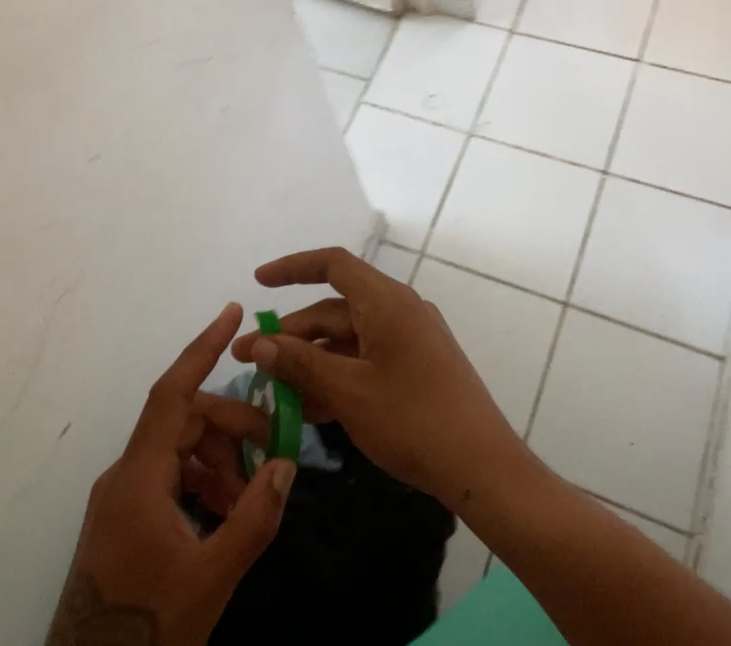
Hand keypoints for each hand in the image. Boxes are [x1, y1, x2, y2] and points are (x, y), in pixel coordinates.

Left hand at [49, 303, 296, 645]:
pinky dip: (202, 480)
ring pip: (179, 449)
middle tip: (275, 455)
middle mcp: (124, 476)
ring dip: (220, 460)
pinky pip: (168, 476)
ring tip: (249, 495)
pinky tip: (225, 510)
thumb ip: (254, 517)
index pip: (171, 395)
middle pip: (185, 422)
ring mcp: (121, 497)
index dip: (202, 350)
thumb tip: (286, 465)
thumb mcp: (212, 576)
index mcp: (138, 479)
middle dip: (234, 429)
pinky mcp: (124, 517)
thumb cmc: (149, 625)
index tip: (231, 314)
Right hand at [231, 247, 530, 509]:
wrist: (480, 465)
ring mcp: (412, 341)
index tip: (257, 283)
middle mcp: (400, 311)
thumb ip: (299, 363)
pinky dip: (338, 376)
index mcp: (387, 302)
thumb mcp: (347, 391)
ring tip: (274, 394)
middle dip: (292, 334)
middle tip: (250, 362)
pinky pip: (367, 360)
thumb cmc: (412, 419)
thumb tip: (258, 343)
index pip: (334, 265)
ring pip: (349, 340)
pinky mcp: (417, 369)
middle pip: (335, 309)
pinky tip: (310, 409)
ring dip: (312, 362)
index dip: (292, 268)